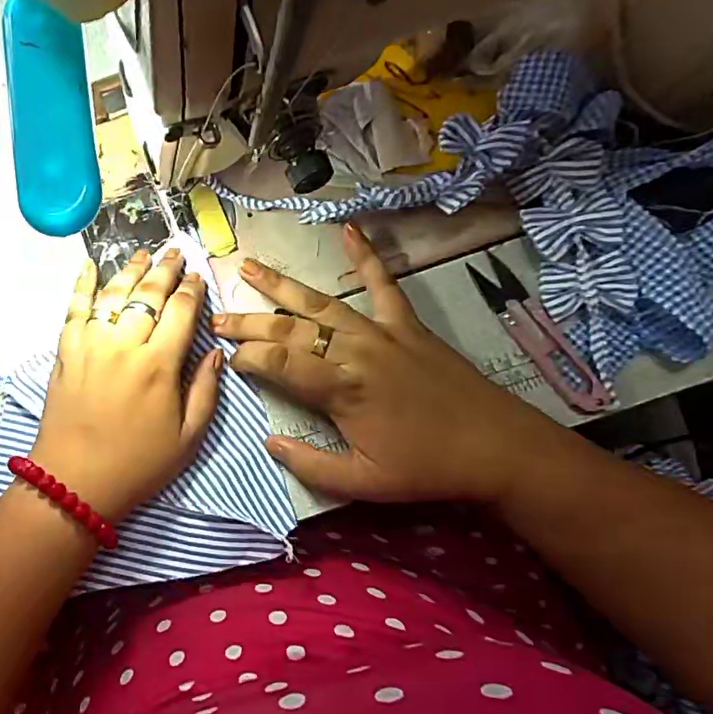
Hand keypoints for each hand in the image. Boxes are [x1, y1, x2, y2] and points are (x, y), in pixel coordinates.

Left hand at [31, 248, 223, 519]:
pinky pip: (73, 310)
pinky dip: (82, 285)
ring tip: (143, 253)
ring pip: (113, 294)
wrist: (75, 483)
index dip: (192, 289)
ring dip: (130, 270)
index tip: (198, 275)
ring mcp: (90, 346)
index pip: (181, 312)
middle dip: (165, 269)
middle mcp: (124, 346)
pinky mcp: (66, 353)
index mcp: (158, 366)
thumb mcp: (188, 437)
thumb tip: (217, 351)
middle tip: (175, 252)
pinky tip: (89, 266)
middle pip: (148, 295)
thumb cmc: (138, 464)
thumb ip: (206, 390)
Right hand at [213, 224, 580, 503]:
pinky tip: (348, 230)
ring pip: (320, 303)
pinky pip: (383, 284)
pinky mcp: (407, 324)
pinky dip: (365, 256)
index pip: (277, 363)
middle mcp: (353, 351)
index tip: (229, 361)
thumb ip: (310, 465)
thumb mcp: (363, 483)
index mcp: (340, 389)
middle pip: (289, 330)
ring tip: (248, 268)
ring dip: (281, 285)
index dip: (247, 359)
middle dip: (248, 323)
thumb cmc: (426, 468)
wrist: (495, 446)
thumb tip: (268, 442)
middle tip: (217, 317)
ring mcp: (380, 332)